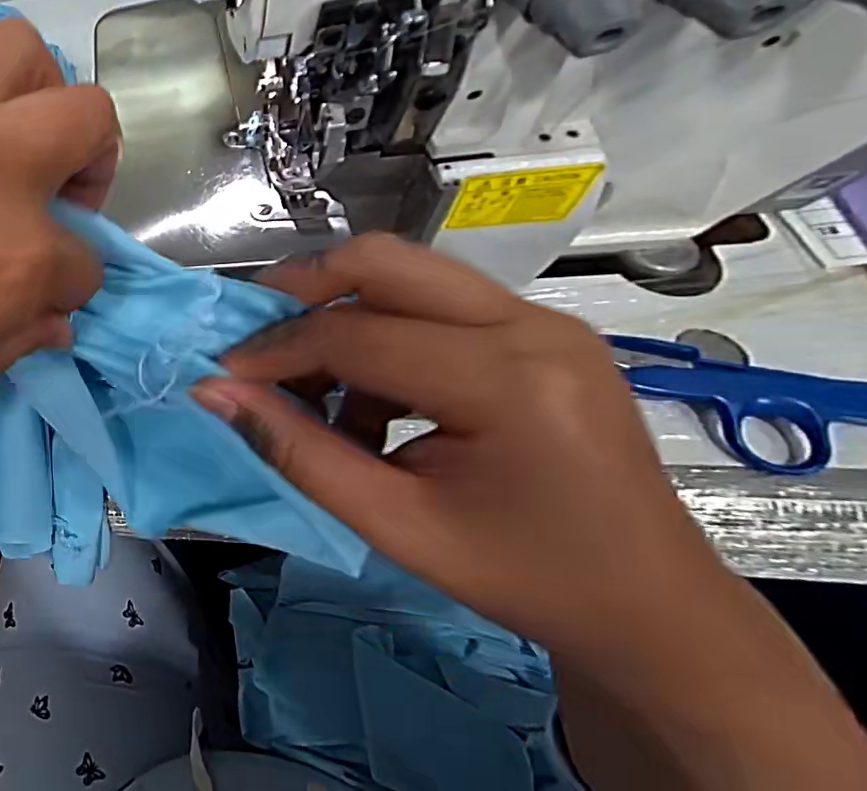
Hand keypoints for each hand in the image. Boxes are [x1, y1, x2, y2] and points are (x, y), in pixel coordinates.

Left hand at [0, 0, 119, 584]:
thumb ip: (14, 335)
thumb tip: (51, 311)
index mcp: (16, 258)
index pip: (85, 259)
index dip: (68, 280)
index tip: (42, 292)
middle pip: (88, 119)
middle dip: (86, 163)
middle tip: (47, 194)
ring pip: (16, 45)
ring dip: (23, 89)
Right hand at [192, 234, 866, 789]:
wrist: (652, 606)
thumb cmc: (523, 576)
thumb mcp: (394, 525)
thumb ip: (296, 451)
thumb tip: (213, 394)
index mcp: (510, 384)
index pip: (356, 336)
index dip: (274, 349)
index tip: (223, 372)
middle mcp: (532, 326)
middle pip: (384, 260)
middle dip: (300, 288)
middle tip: (253, 335)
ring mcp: (543, 319)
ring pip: (405, 272)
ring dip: (340, 312)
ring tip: (313, 381)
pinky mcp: (539, 327)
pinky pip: (432, 302)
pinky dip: (380, 334)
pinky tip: (371, 398)